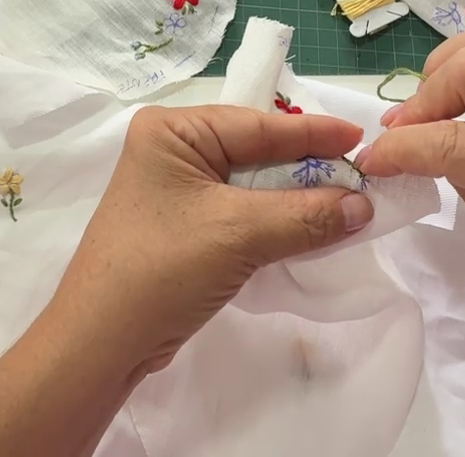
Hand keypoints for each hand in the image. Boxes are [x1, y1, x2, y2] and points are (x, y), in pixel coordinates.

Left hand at [56, 104, 375, 374]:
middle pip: (255, 151)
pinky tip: (310, 226)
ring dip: (295, 197)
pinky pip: (241, 210)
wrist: (102, 341)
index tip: (360, 137)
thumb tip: (362, 205)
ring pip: (251, 183)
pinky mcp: (185, 224)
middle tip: (361, 175)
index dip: (311, 133)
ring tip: (347, 201)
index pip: (255, 124)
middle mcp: (172, 149)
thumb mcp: (238, 233)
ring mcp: (177, 188)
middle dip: (306, 168)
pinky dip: (276, 220)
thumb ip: (304, 215)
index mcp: (172, 130)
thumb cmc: (163, 267)